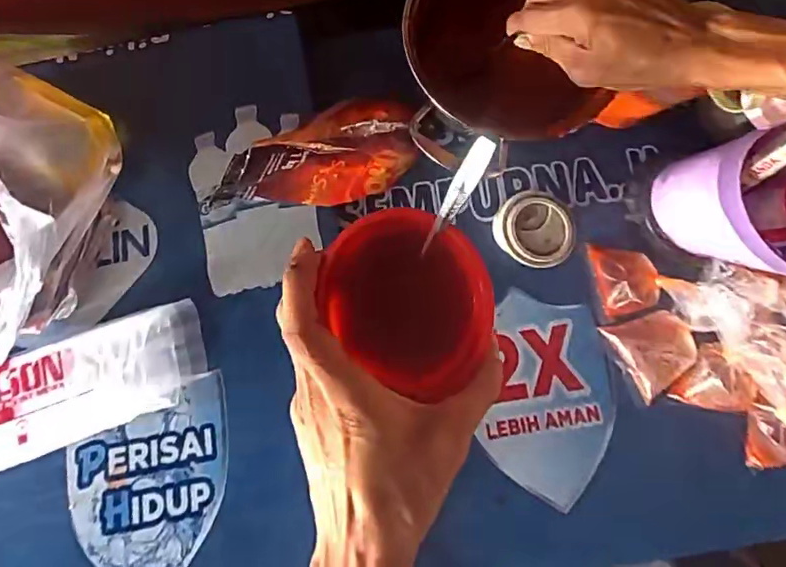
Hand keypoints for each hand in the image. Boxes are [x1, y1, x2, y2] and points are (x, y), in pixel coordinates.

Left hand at [277, 238, 501, 566]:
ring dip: (310, 315)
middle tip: (328, 259)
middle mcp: (309, 391)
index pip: (298, 323)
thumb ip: (473, 391)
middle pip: (293, 327)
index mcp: (335, 385)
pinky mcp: (307, 427)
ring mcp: (303, 410)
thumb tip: (493, 349)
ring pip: (298, 349)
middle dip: (303, 285)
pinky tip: (346, 349)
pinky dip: (317, 344)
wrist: (362, 554)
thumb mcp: (446, 439)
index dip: (296, 280)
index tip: (306, 249)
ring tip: (340, 294)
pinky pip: (306, 370)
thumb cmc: (397, 491)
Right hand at [504, 0, 734, 92]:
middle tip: (543, 28)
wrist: (696, 41)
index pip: (526, 15)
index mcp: (575, 16)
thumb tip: (527, 36)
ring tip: (559, 8)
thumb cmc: (643, 65)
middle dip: (532, 12)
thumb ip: (552, 51)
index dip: (516, 27)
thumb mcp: (590, 72)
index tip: (518, 35)